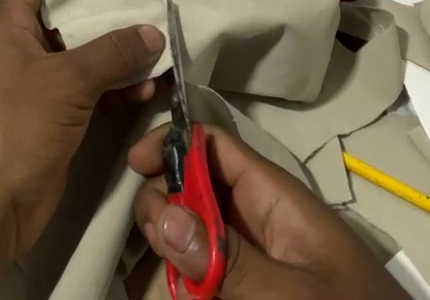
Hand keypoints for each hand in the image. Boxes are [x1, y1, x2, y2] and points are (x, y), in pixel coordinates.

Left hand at [0, 0, 165, 260]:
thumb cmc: (16, 123)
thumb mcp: (68, 79)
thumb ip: (113, 52)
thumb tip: (154, 31)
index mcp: (9, 29)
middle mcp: (20, 54)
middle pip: (66, 24)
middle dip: (105, 17)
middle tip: (148, 5)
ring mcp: (36, 91)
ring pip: (82, 63)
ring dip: (116, 60)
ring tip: (157, 54)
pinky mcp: (51, 124)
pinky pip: (88, 96)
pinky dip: (113, 91)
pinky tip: (146, 91)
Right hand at [129, 123, 407, 299]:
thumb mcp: (295, 294)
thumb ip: (230, 259)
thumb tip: (161, 213)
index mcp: (277, 199)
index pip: (218, 146)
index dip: (175, 143)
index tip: (134, 164)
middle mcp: (259, 223)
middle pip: (196, 192)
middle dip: (162, 207)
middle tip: (144, 241)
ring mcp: (253, 262)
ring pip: (193, 239)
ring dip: (165, 252)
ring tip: (144, 276)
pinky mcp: (247, 292)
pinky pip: (204, 278)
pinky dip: (180, 284)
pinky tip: (162, 292)